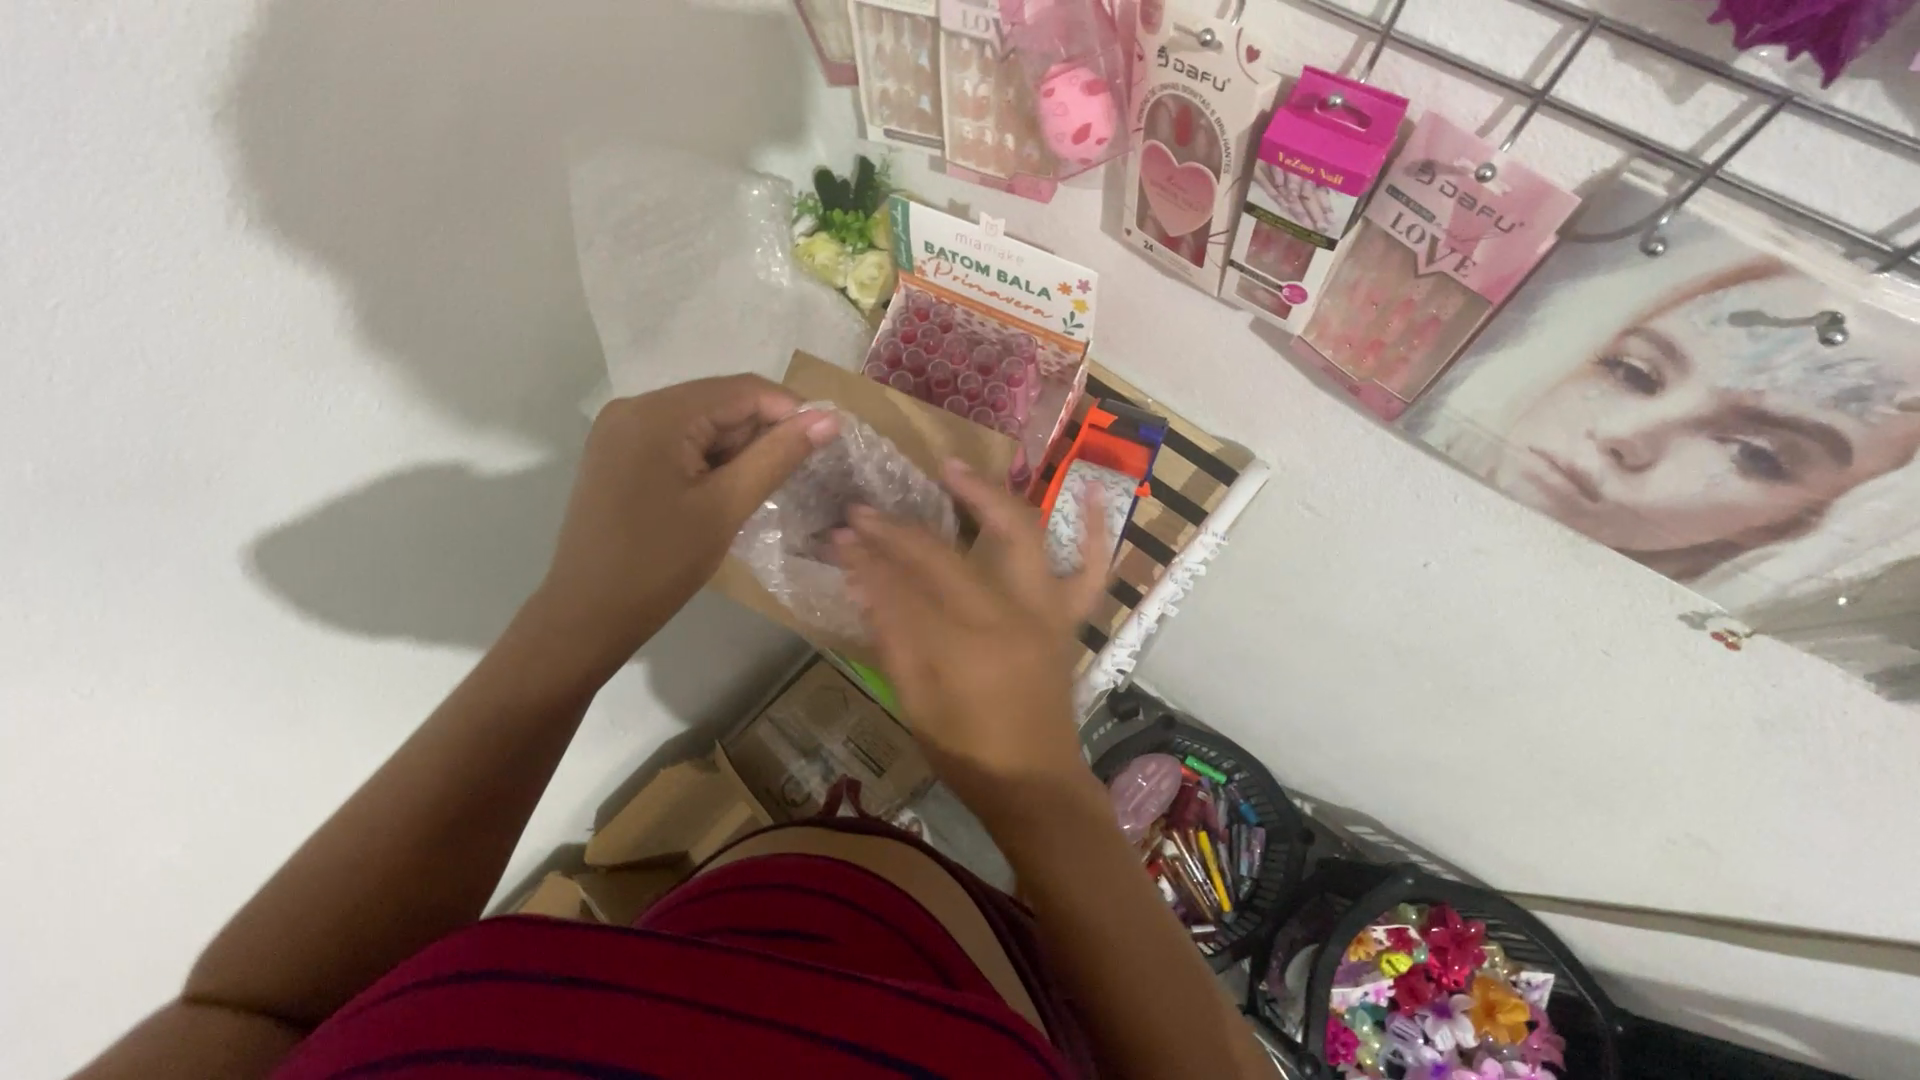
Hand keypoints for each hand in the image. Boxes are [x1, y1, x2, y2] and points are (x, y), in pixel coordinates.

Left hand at [531, 376, 837, 675]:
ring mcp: (621, 430)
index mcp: (658, 414)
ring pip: (701, 421)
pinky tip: (725, 489)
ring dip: (738, 447)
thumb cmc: (661, 563)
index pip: (742, 389)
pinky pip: (678, 439)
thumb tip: (829, 420)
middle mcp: (634, 407)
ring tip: (762, 487)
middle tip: (796, 472)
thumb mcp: (727, 506)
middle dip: (762, 431)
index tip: (827, 441)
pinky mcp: (618, 453)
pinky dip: (709, 457)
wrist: (588, 613)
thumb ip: (778, 456)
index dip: (791, 410)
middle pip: (719, 401)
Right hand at [836, 460, 1110, 827]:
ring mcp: (1048, 616)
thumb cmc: (969, 756)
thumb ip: (893, 638)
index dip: (869, 559)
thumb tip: (861, 580)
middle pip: (950, 558)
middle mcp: (1011, 620)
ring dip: (986, 498)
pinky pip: (1093, 571)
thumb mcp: (917, 704)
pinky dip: (1096, 532)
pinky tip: (1095, 492)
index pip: (905, 590)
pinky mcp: (1069, 622)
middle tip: (869, 510)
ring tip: (953, 469)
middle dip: (903, 530)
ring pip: (1023, 538)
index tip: (840, 534)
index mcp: (964, 651)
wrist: (1036, 785)